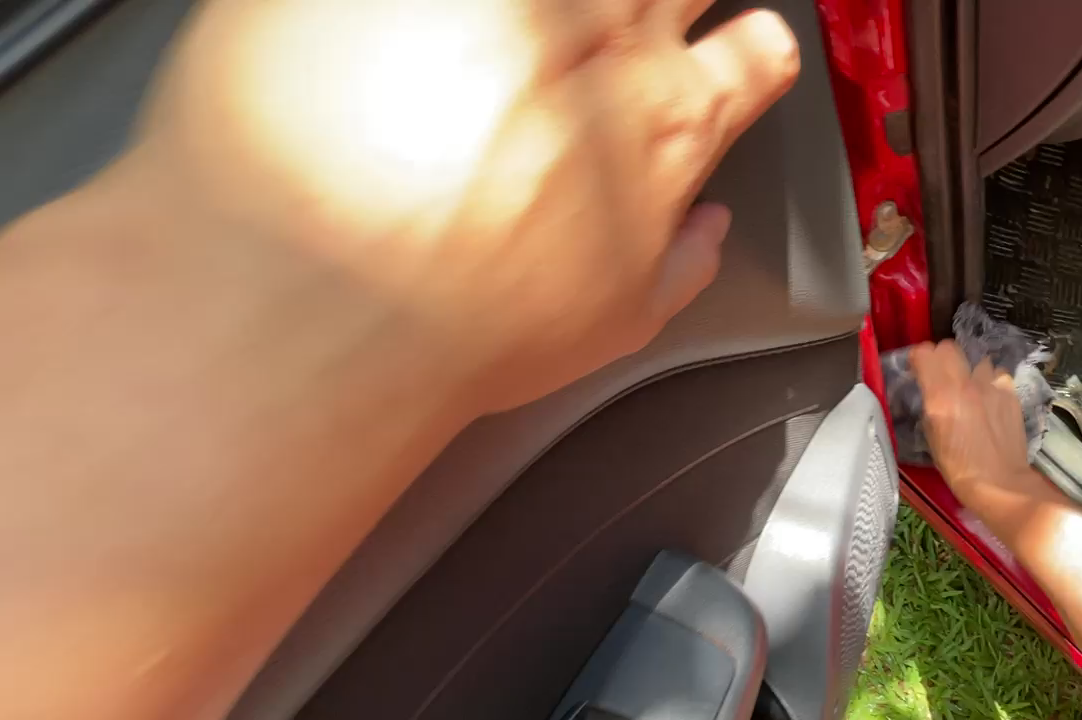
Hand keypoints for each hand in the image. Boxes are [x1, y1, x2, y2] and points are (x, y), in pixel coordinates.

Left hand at [114, 0, 799, 412]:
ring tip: (558, 47)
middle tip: (636, 35)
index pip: (757, 53)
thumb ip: (686, 259)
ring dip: (592, 11)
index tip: (743, 54)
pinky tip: (468, 43)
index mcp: (669, 127)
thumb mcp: (623, 321)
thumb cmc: (480, 325)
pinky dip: (475, 16)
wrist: (324, 303)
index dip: (757, 49)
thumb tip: (705, 223)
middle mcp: (600, 38)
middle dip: (673, 1)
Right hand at [911, 339, 1040, 511]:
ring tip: (972, 390)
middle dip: (943, 358)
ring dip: (971, 372)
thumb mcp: (933, 438)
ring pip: (978, 361)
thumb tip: (932, 393)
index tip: (918, 369)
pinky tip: (991, 401)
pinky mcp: (1011, 394)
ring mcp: (992, 387)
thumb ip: (931, 407)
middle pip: (950, 348)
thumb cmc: (959, 468)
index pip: (924, 354)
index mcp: (940, 397)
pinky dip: (992, 384)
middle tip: (943, 375)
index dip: (919, 359)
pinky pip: (998, 376)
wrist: (1000, 482)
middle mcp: (965, 385)